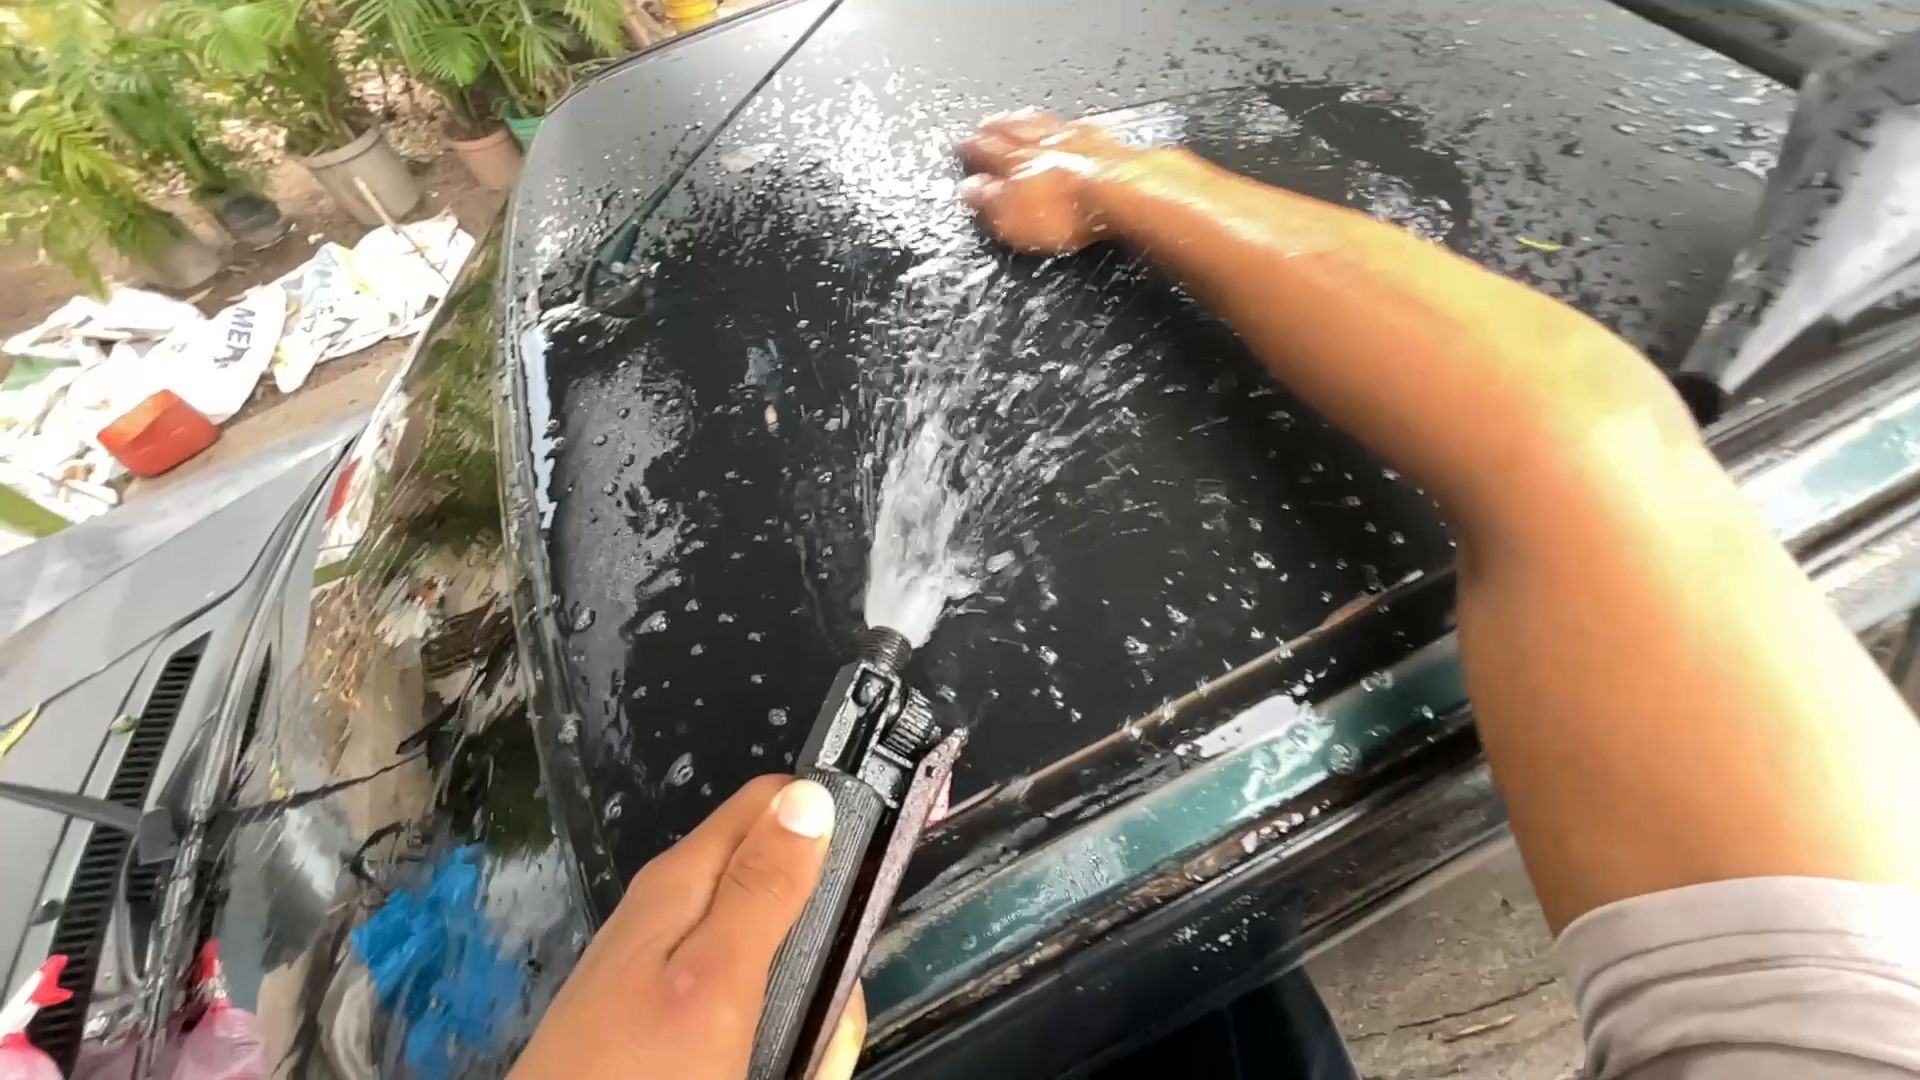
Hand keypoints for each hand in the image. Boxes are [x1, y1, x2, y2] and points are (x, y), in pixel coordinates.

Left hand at [509, 776, 865, 1079]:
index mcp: (687, 879)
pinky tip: (771, 1074)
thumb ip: (763, 886)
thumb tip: (809, 792)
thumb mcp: (713, 981)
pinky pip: (753, 1010)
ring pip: (781, 959)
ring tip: (794, 1065)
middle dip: (823, 946)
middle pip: (787, 886)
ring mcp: (675, 971)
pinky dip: (775, 1045)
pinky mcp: (677, 1023)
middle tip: (819, 1012)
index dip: (829, 820)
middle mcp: (681, 910)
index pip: (774, 801)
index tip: (870, 874)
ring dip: (806, 1013)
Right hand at [957, 111, 1141, 253]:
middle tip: (986, 121)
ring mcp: (1076, 141)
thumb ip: (987, 201)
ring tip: (1020, 117)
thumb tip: (968, 189)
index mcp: (1017, 163)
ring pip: (1046, 125)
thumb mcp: (1013, 217)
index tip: (961, 144)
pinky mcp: (1106, 147)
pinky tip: (1072, 124)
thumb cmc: (1068, 212)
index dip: (972, 149)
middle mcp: (1045, 145)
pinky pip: (1082, 128)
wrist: (1118, 195)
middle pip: (1015, 131)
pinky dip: (1071, 125)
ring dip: (1029, 121)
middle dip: (998, 127)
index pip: (987, 151)